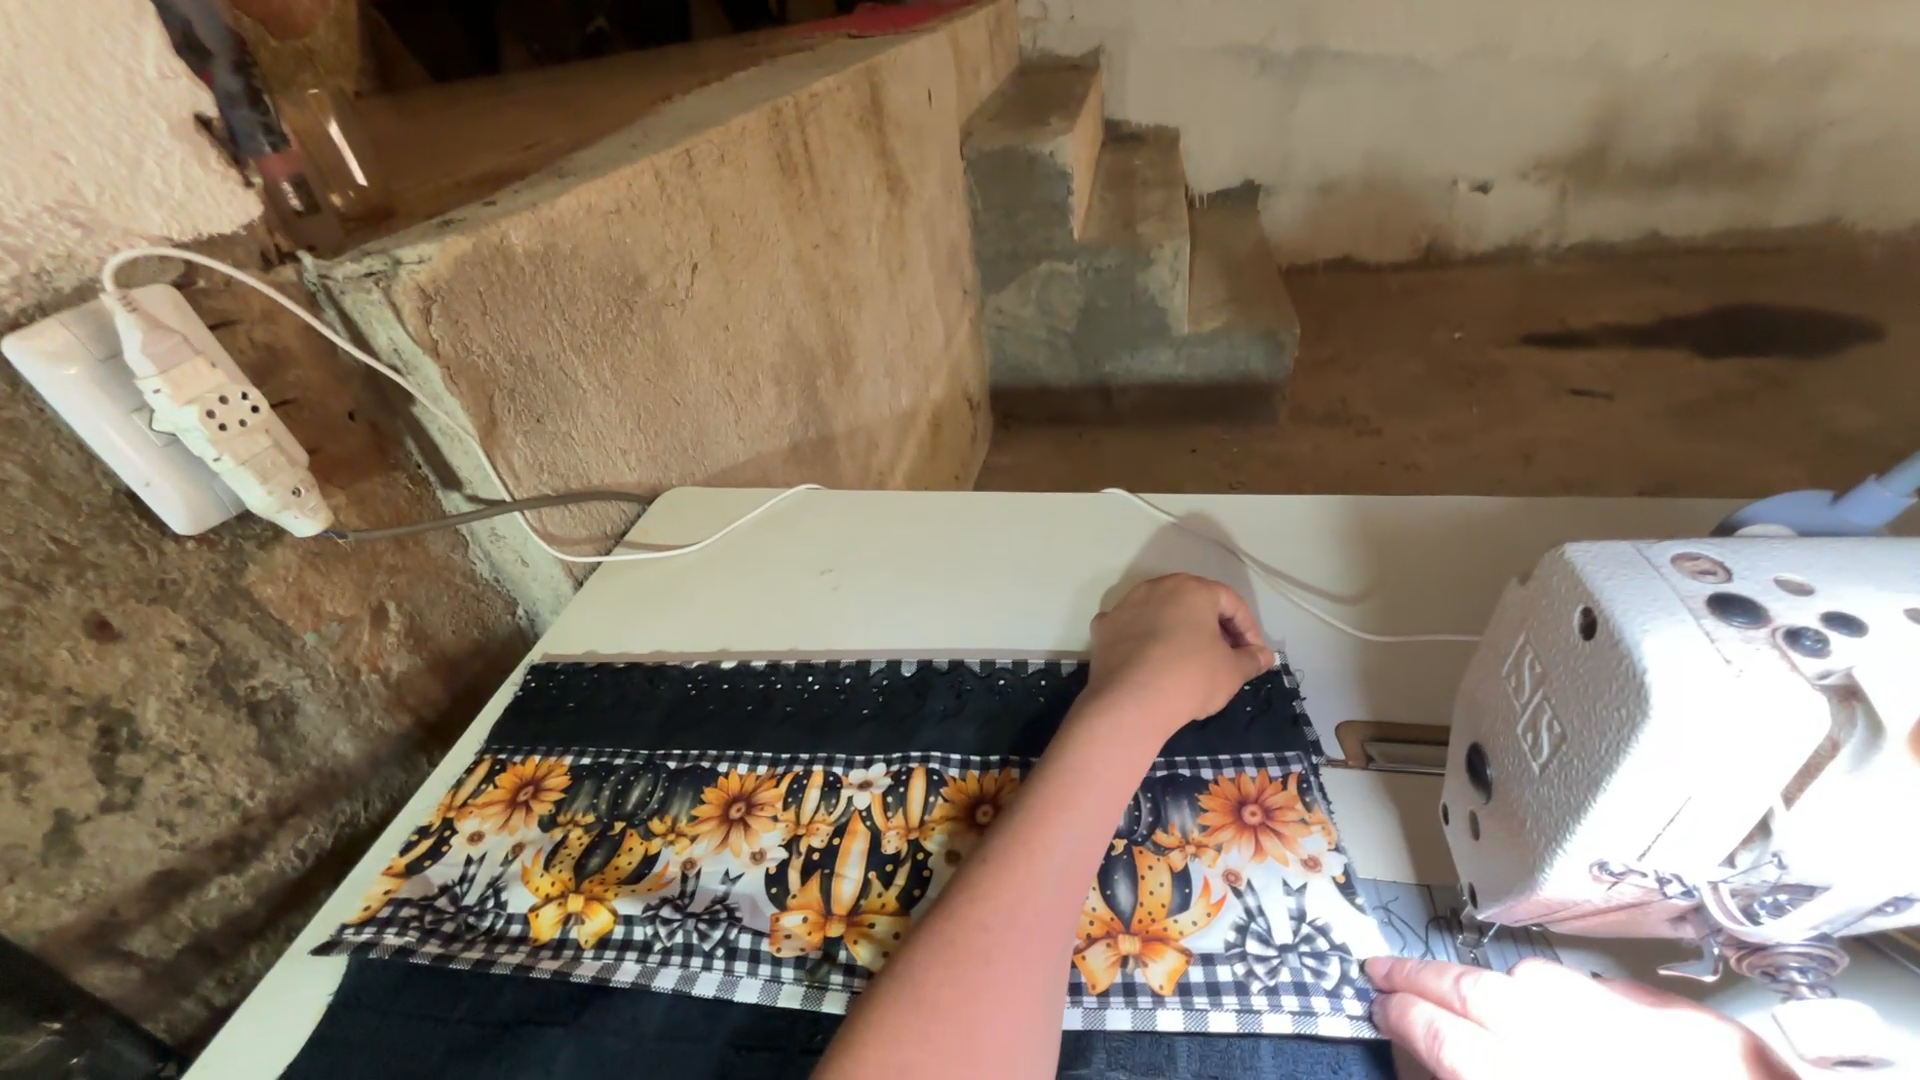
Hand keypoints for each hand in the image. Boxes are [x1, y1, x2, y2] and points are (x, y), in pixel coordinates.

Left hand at [1081, 574, 1273, 737]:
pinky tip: (1152, 661)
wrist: (1130, 702)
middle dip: (1213, 626)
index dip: (1247, 628)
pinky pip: (1132, 628)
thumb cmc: (1190, 678)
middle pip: (1192, 601)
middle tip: (1225, 654)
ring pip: (1160, 612)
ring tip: (1190, 659)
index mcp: (1191, 589)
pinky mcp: (1103, 628)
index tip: (1252, 654)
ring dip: (1178, 630)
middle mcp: (1155, 587)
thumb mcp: (1232, 672)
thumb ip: (1251, 659)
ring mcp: (1124, 605)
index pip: (1230, 601)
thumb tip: (1264, 655)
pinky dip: (1144, 640)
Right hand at [1367, 956, 1796, 1079]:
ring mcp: (1654, 1038)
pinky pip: (1608, 994)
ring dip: (1491, 986)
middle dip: (1421, 976)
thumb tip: (1439, 1064)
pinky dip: (1573, 1001)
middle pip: (1482, 994)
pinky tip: (1568, 1021)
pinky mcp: (1702, 1032)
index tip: (1379, 1005)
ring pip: (1539, 982)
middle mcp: (1594, 1059)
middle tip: (1382, 969)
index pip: (1453, 1041)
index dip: (1406, 1015)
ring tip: (1464, 993)